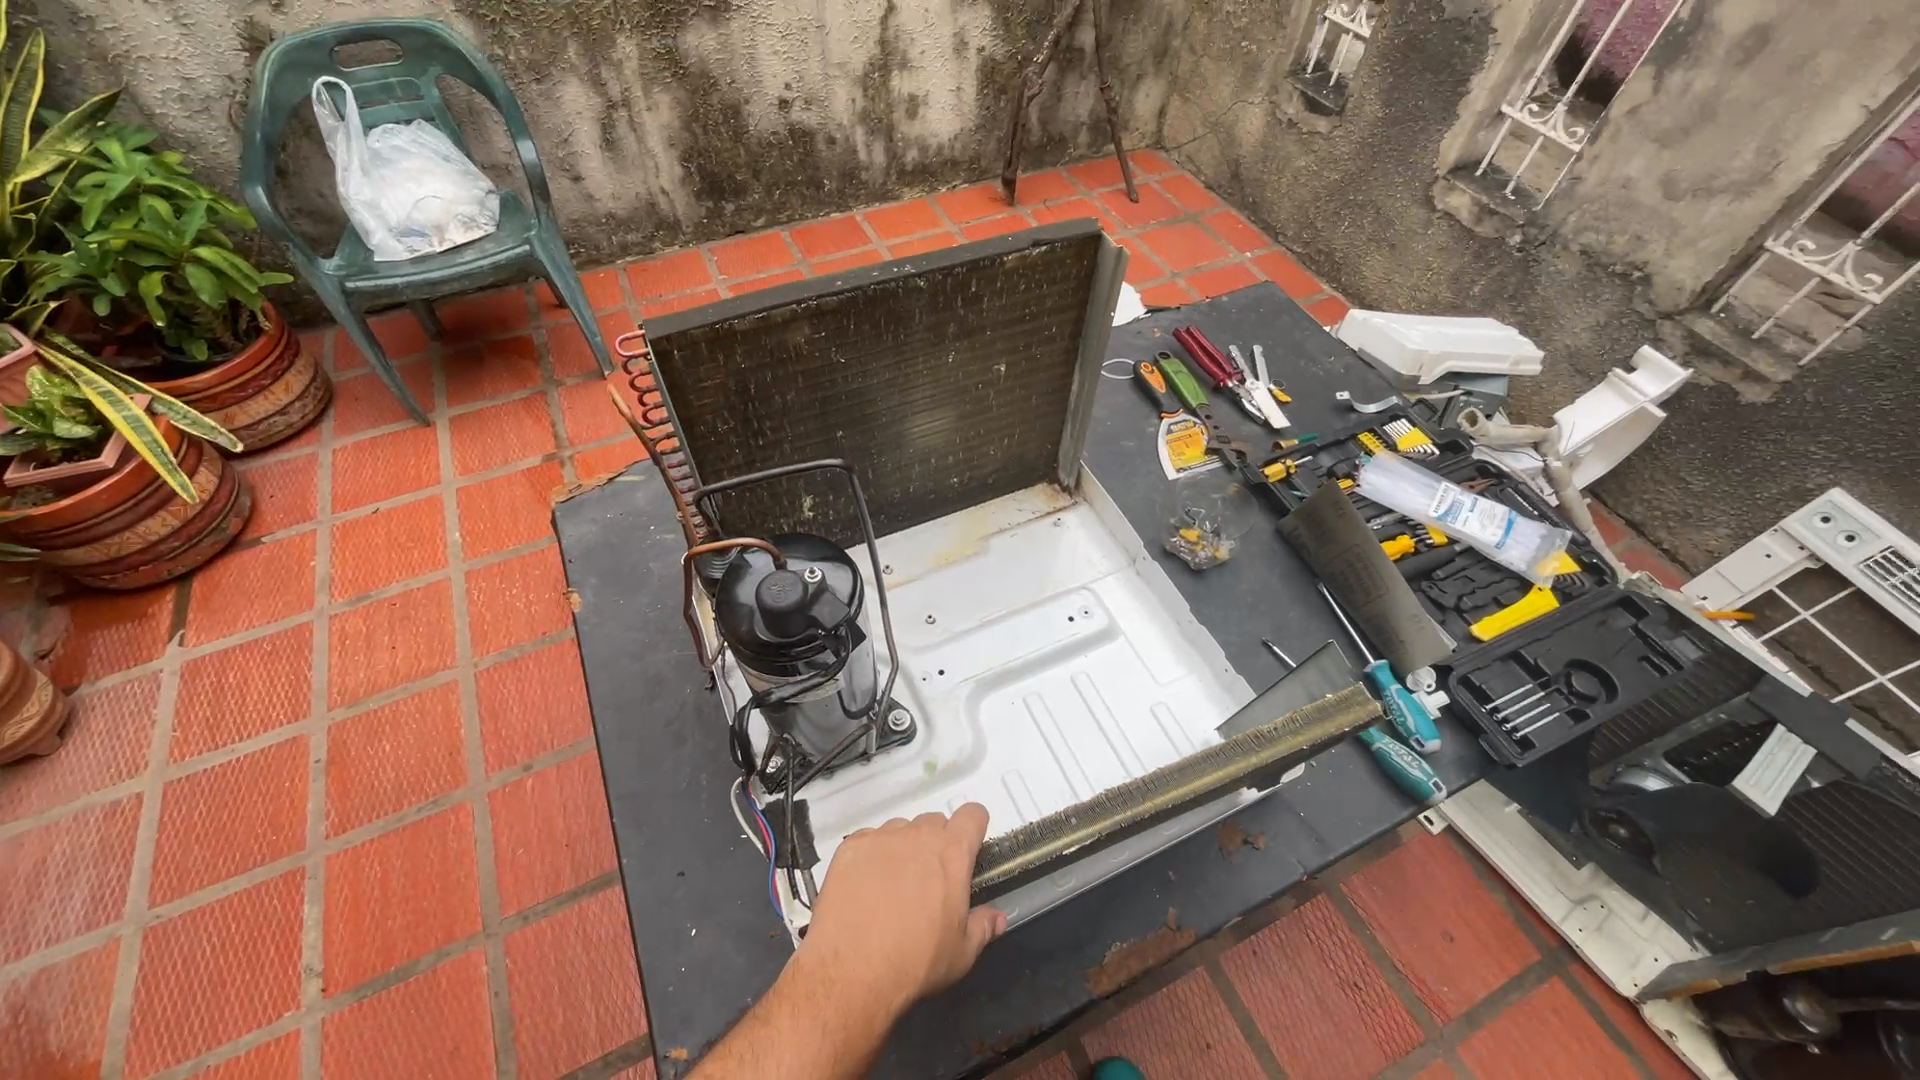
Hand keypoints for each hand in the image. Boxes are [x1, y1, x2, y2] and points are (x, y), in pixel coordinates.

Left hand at [795, 804, 1006, 1015]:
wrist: (851, 970)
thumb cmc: (916, 961)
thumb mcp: (961, 953)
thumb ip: (983, 927)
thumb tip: (998, 918)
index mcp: (952, 853)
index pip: (972, 815)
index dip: (973, 828)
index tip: (968, 849)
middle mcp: (917, 835)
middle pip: (934, 821)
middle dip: (937, 843)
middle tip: (929, 880)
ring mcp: (880, 838)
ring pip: (900, 830)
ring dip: (903, 848)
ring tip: (892, 886)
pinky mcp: (850, 848)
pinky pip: (867, 841)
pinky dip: (870, 857)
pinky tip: (864, 888)